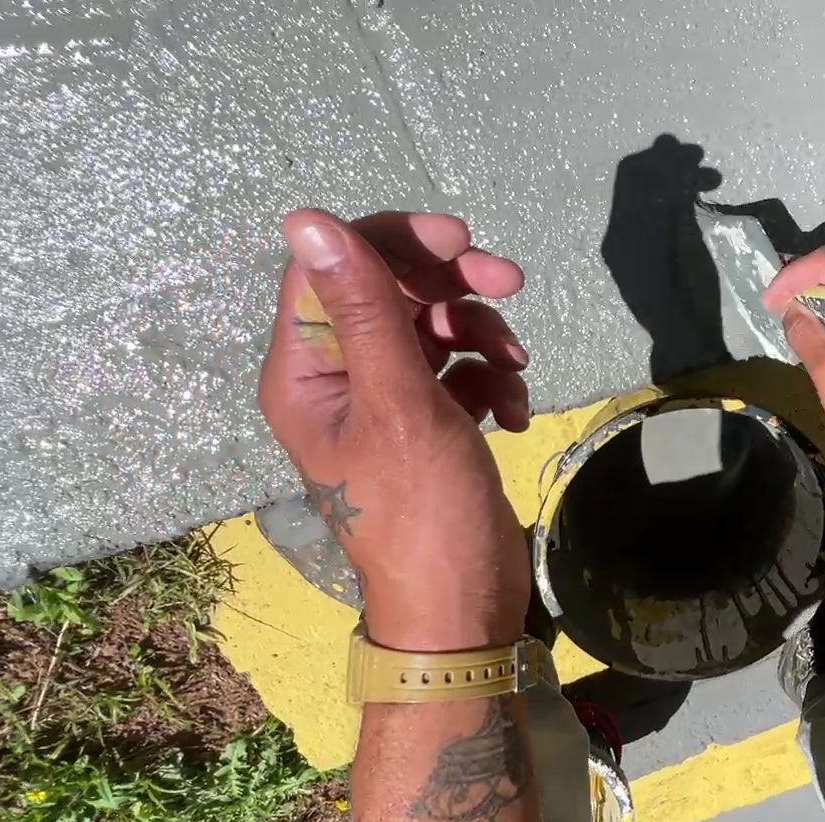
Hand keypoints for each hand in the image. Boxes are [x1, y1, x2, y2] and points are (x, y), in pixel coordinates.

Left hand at [258, 209, 532, 651]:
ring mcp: (391, 404)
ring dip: (482, 340)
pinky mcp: (433, 427)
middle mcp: (342, 380)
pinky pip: (461, 376)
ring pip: (435, 334)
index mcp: (308, 371)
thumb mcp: (399, 406)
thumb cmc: (424, 511)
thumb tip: (308, 216)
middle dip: (452, 289)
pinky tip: (514, 412)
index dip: (393, 243)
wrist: (465, 602)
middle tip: (509, 284)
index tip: (461, 240)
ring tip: (516, 371)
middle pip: (391, 296)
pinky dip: (493, 383)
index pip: (333, 271)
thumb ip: (365, 313)